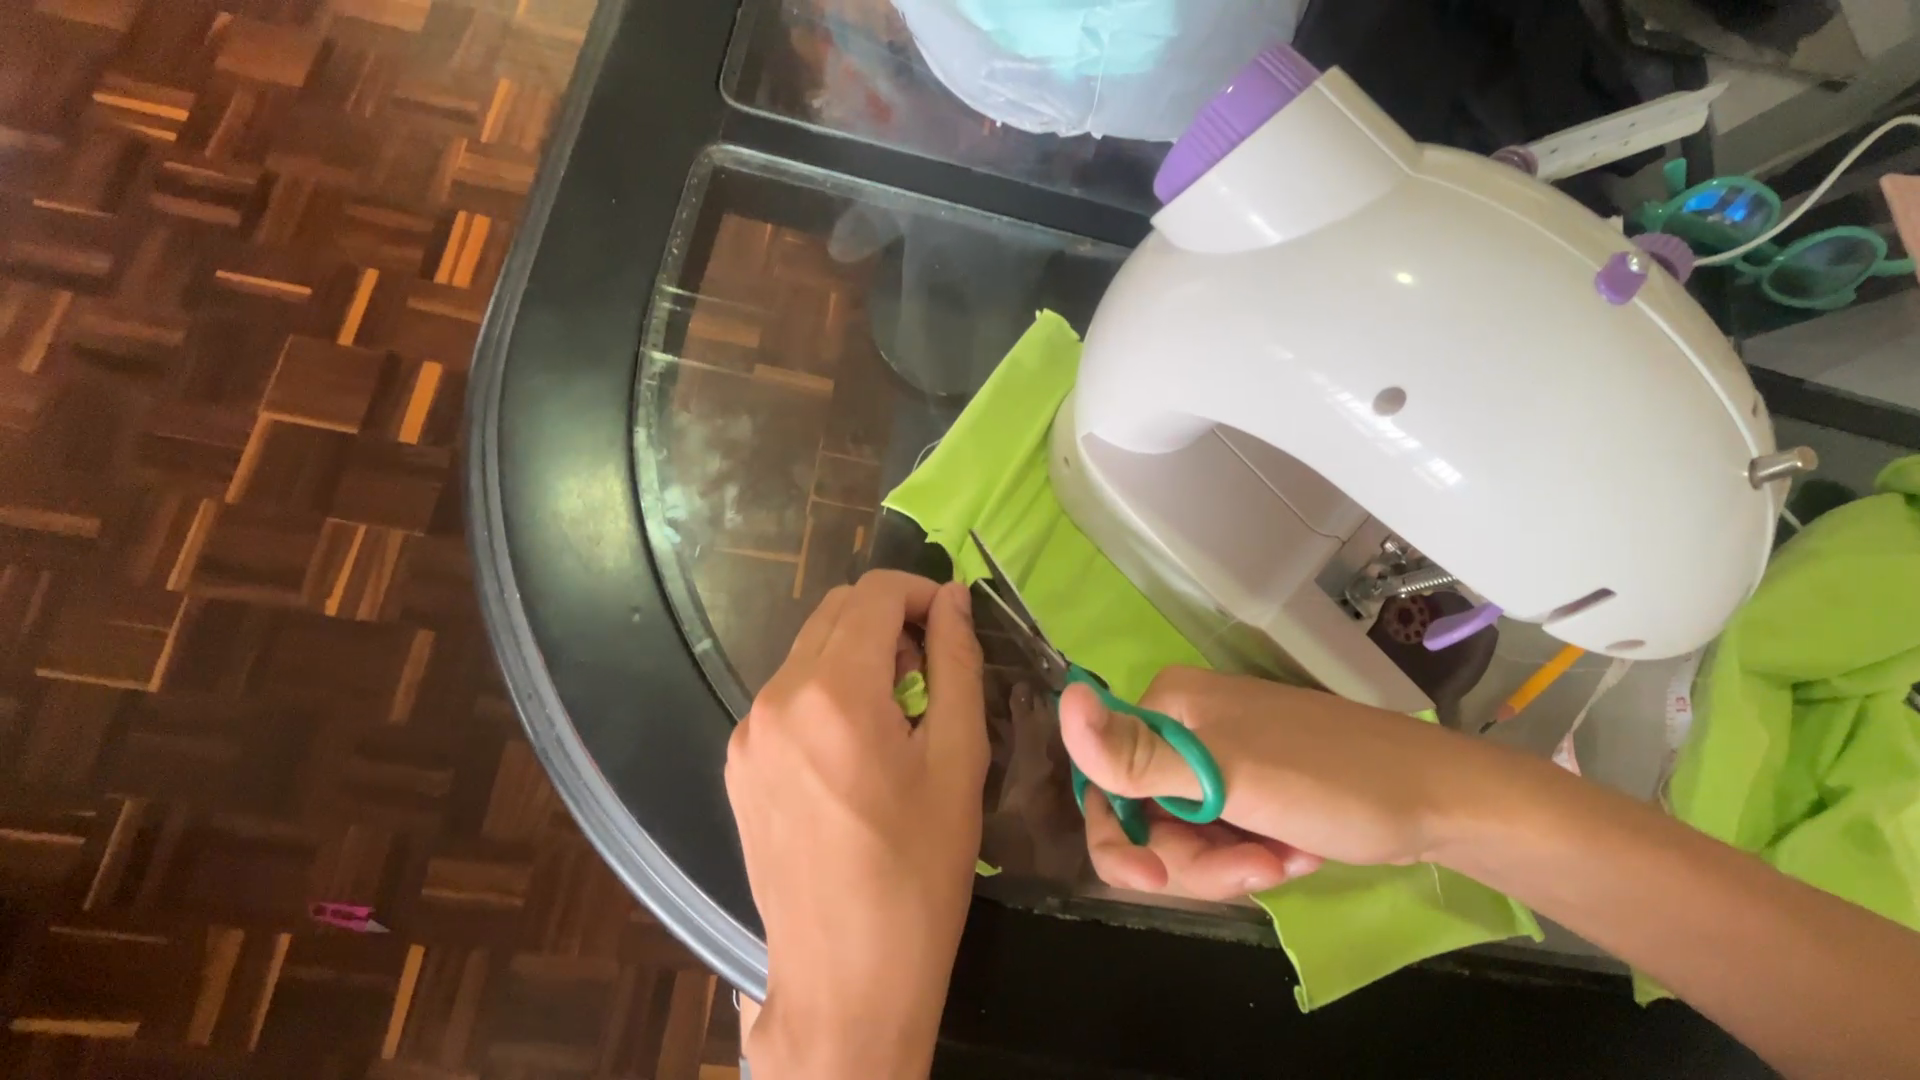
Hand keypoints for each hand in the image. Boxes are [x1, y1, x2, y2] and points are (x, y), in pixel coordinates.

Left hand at [727, 571, 985, 1078]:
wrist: (846, 977)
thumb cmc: (919, 872)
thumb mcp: (959, 761)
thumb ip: (956, 663)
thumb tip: (952, 599)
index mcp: (833, 694)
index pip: (873, 593)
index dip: (919, 593)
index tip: (951, 627)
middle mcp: (776, 698)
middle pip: (835, 612)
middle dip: (889, 621)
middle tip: (930, 675)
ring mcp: (747, 732)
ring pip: (808, 651)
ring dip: (857, 656)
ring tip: (897, 715)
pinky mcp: (738, 764)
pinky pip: (787, 695)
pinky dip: (826, 693)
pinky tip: (854, 750)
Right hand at [1060, 667, 1490, 900]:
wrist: (1443, 800)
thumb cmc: (1334, 781)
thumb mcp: (1229, 776)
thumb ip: (1138, 754)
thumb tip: (1062, 699)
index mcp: (1168, 707)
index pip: (1104, 781)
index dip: (1123, 840)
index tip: (1160, 883)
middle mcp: (1184, 725)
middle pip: (1144, 815)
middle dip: (1192, 858)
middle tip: (1252, 872)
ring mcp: (1218, 756)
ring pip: (1182, 833)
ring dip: (1228, 861)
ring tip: (1285, 860)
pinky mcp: (1249, 785)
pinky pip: (1219, 834)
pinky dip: (1250, 854)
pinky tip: (1295, 853)